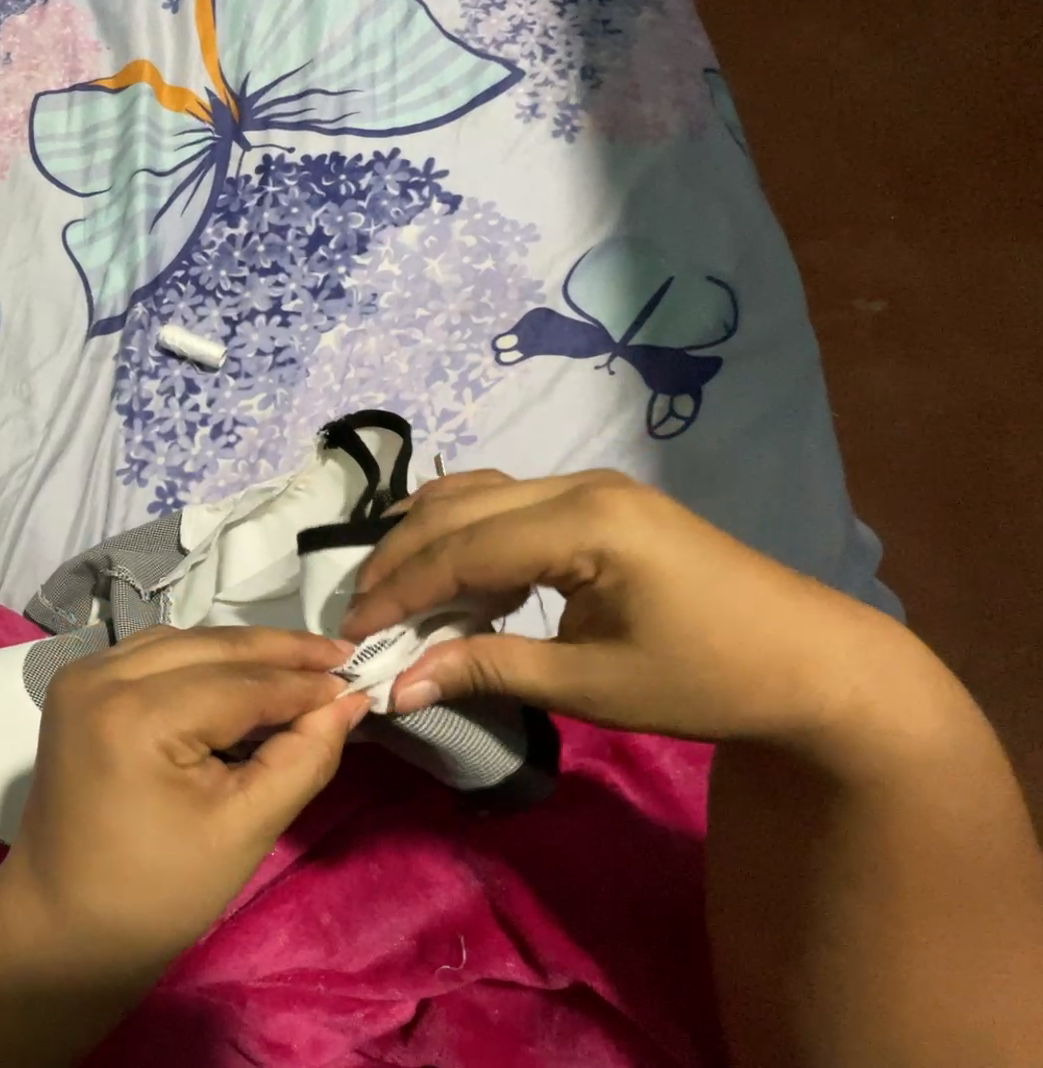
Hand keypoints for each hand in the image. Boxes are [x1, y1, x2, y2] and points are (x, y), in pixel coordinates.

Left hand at [0, 627, 368, 1067]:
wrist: (62, 922)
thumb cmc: (155, 893)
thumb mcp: (243, 830)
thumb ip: (302, 758)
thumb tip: (348, 702)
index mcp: (133, 715)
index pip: (239, 685)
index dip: (304, 684)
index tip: (360, 679)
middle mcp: (99, 676)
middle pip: (209, 647)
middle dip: (279, 652)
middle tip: (342, 655)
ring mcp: (80, 675)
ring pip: (181, 641)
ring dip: (240, 651)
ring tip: (300, 665)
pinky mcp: (77, 685)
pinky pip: (152, 654)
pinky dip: (200, 659)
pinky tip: (239, 674)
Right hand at [338, 471, 1042, 1067]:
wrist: (820, 666)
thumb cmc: (709, 679)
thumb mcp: (590, 684)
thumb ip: (486, 670)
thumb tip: (396, 688)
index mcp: (585, 524)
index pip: (460, 551)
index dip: (397, 592)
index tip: (353, 632)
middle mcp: (578, 486)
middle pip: (455, 512)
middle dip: (396, 561)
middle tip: (356, 610)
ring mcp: (588, 486)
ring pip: (472, 495)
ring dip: (421, 538)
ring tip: (383, 584)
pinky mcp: (594, 501)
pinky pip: (501, 499)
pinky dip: (457, 526)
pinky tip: (439, 557)